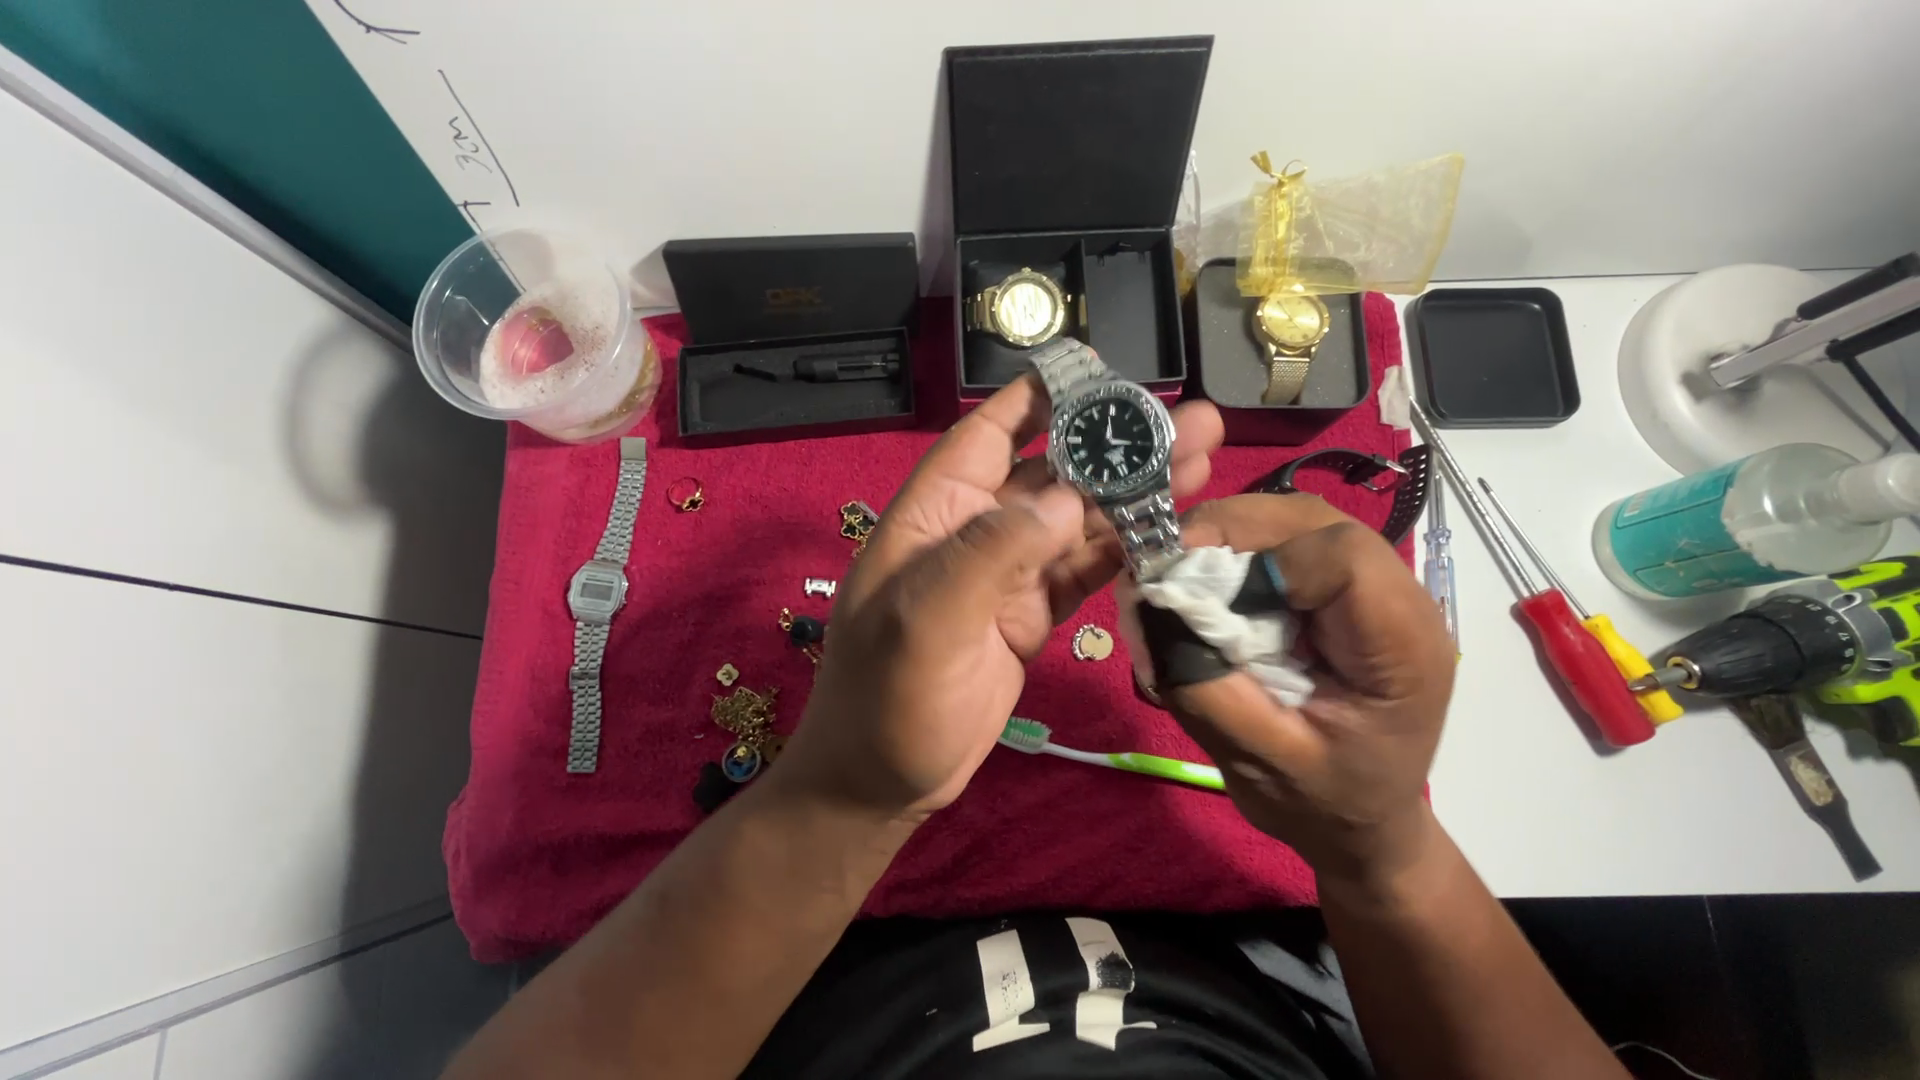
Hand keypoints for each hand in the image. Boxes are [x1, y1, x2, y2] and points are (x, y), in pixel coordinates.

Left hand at [776, 376, 1222, 821]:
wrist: (881, 783)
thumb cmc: (884, 702)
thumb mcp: (923, 624)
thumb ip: (987, 556)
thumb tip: (1062, 501)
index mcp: (934, 516)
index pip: (986, 436)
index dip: (1039, 400)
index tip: (1101, 372)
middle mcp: (973, 534)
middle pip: (1052, 473)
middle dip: (1115, 446)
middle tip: (1192, 423)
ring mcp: (1006, 576)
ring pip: (1077, 521)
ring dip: (1134, 494)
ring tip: (1202, 464)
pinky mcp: (1030, 617)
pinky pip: (1083, 571)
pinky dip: (1125, 551)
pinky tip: (1173, 530)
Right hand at [1149, 494, 1454, 885]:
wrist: (1362, 825)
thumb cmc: (1322, 804)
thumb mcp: (1257, 762)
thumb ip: (1204, 688)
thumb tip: (1148, 608)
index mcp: (1401, 650)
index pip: (1342, 558)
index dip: (1263, 562)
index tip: (1195, 595)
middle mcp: (1402, 603)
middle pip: (1317, 520)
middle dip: (1232, 528)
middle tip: (1167, 563)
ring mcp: (1377, 590)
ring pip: (1300, 518)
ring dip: (1232, 533)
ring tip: (1184, 570)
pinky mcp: (1347, 590)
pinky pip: (1291, 539)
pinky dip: (1240, 547)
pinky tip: (1214, 580)